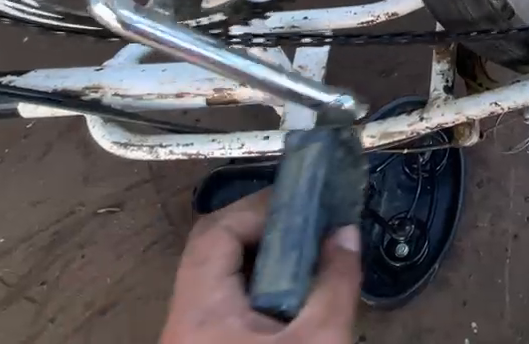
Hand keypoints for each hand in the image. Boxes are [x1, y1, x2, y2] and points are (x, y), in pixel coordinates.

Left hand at [159, 190, 362, 343]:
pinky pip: (229, 309)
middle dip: (270, 230)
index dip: (261, 208)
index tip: (310, 205)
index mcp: (199, 314)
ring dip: (271, 260)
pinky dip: (265, 290)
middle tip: (316, 225)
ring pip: (223, 281)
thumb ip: (336, 281)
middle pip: (216, 252)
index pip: (216, 234)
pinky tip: (300, 301)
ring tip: (316, 258)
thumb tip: (346, 231)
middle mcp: (183, 325)